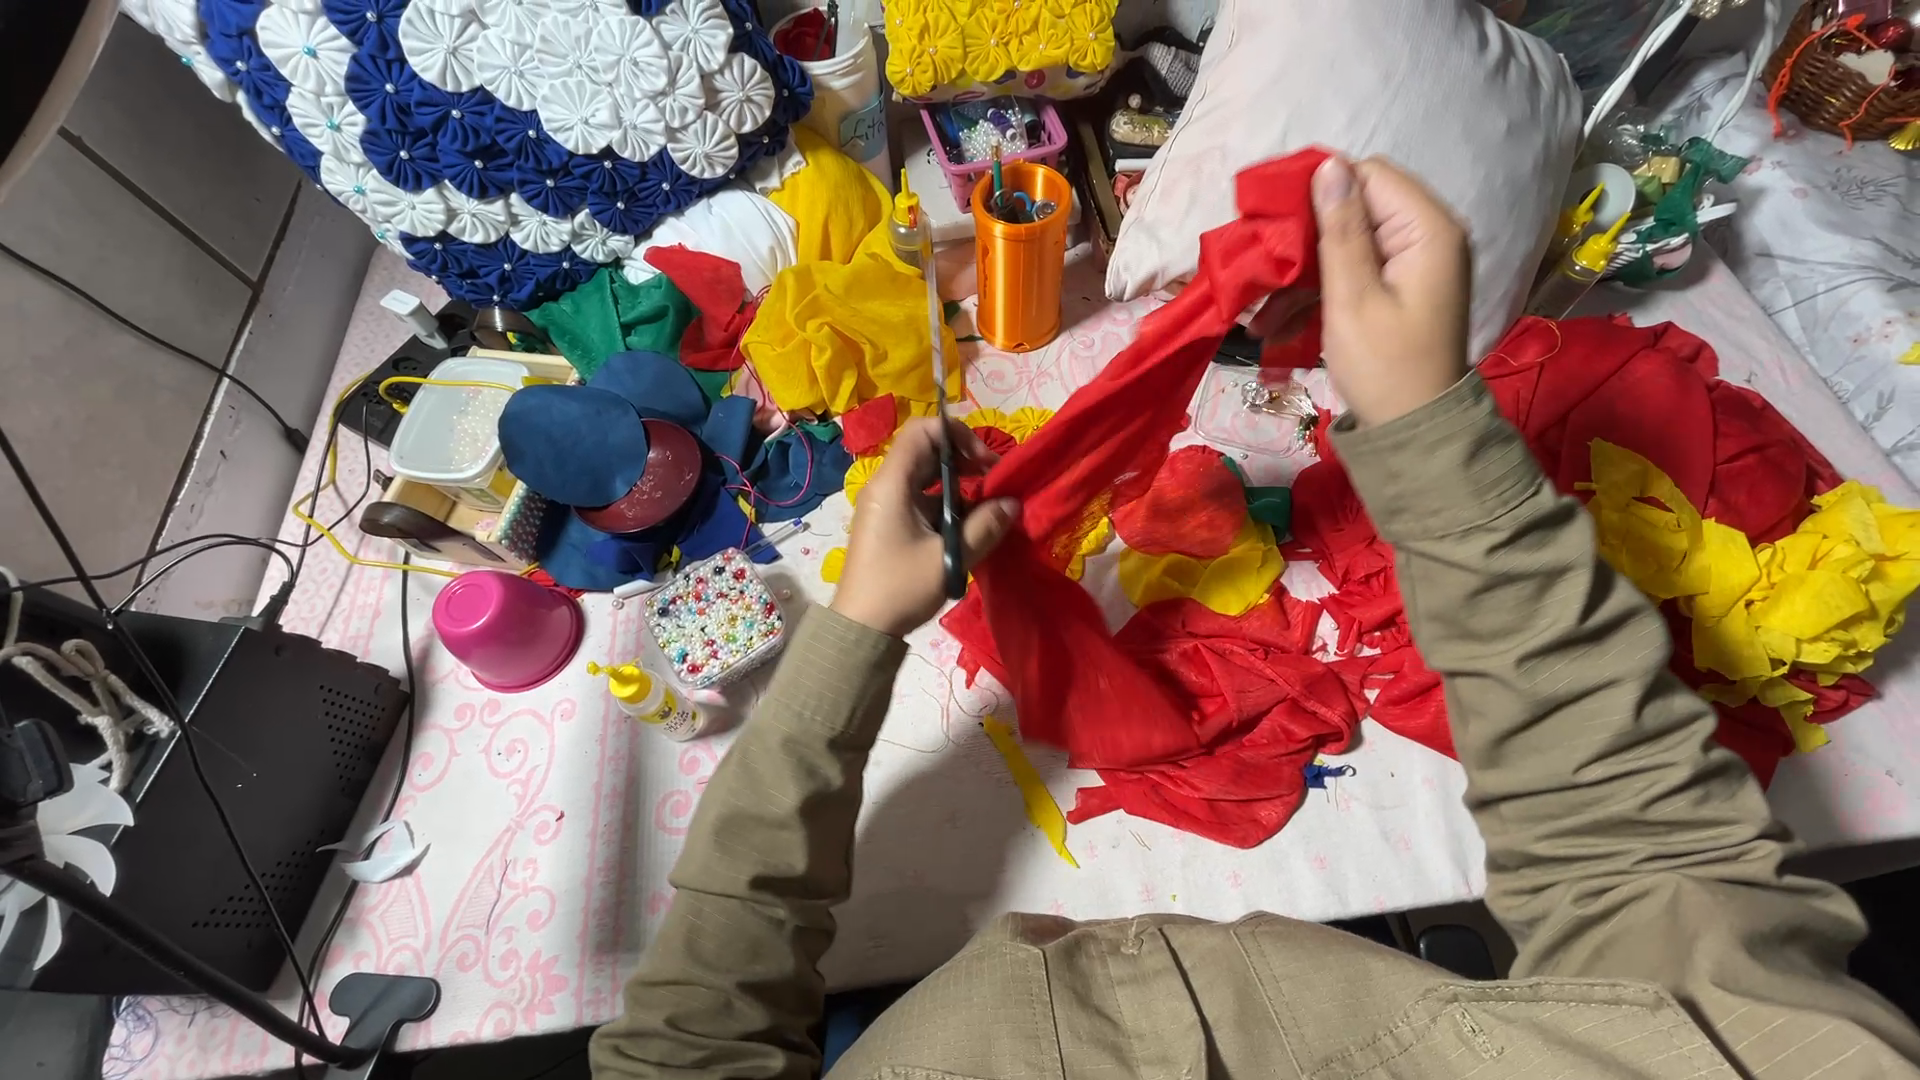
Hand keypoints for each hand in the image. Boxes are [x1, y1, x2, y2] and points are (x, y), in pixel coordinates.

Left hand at [830, 419, 1020, 636]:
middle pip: (926, 452)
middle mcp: (885, 487)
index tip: (984, 462)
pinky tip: (967, 525)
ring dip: (958, 485)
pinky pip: (920, 499)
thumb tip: (1012, 504)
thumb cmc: (900, 588)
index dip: (957, 435)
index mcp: (892, 484)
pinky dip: (945, 504)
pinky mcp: (890, 525)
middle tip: (994, 482)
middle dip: (964, 460)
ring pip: (925, 478)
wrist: (861, 628)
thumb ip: (984, 526)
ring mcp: (886, 506)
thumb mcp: (949, 557)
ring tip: (987, 506)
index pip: (922, 431)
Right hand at [1253, 155, 1470, 427]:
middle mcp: (1426, 236)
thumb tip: (1329, 165)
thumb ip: (1340, 231)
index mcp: (1426, 230)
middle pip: (1355, 210)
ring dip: (1300, 278)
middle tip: (1260, 270)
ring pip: (1344, 247)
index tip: (1271, 222)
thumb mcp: (1352, 299)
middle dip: (1303, 240)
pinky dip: (1315, 295)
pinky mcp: (1396, 289)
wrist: (1412, 428)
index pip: (1369, 176)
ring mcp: (1412, 264)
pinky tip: (1276, 325)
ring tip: (1258, 317)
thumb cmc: (1383, 366)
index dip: (1319, 190)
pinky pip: (1350, 275)